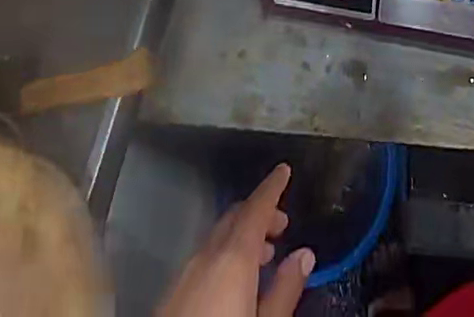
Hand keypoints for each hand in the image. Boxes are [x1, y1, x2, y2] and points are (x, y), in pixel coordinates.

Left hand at [159, 164, 314, 316]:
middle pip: (233, 219)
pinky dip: (223, 257)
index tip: (284, 171)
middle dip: (258, 213)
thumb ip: (286, 289)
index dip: (272, 187)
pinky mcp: (169, 301)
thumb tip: (304, 256)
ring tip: (262, 257)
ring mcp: (182, 280)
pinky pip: (202, 262)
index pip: (256, 208)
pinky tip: (233, 285)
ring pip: (215, 240)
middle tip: (282, 225)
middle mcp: (205, 260)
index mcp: (233, 259)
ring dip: (240, 237)